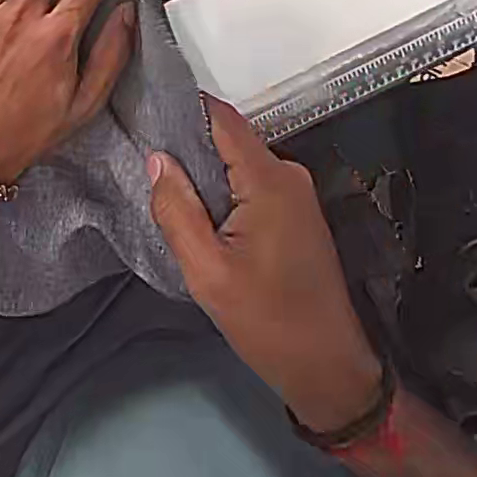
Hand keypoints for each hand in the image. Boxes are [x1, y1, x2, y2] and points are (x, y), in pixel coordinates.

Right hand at [148, 98, 386, 433]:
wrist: (329, 368)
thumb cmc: (267, 320)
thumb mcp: (207, 271)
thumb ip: (177, 210)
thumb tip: (157, 157)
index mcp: (269, 180)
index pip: (223, 119)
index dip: (185, 108)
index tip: (147, 111)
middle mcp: (288, 174)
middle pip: (230, 138)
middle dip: (189, 143)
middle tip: (148, 159)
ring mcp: (297, 192)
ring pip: (239, 161)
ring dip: (206, 169)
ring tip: (168, 186)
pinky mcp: (297, 211)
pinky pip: (252, 181)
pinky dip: (224, 187)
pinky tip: (201, 209)